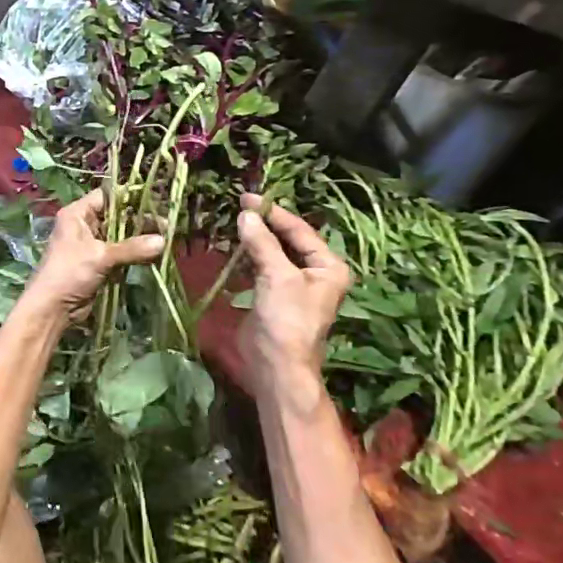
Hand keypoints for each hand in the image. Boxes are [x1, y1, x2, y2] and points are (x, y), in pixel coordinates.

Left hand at [26, 189, 165, 318]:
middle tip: (167, 225)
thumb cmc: (70, 273)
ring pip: (121, 236)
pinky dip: (135, 254)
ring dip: (140, 239)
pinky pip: (121, 254)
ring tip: (167, 239)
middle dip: (140, 221)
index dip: (130, 197)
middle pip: (117, 216)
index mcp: (78, 214)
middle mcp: (85, 225)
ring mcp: (92, 245)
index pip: (107, 196)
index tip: (156, 201)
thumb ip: (132, 248)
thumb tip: (164, 241)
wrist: (53, 308)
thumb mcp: (100, 256)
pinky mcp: (99, 263)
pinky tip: (155, 255)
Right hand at [236, 193, 350, 414]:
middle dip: (264, 224)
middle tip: (239, 206)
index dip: (273, 213)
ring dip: (254, 240)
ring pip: (273, 253)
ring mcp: (294, 285)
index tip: (248, 198)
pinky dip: (247, 257)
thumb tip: (245, 214)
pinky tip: (233, 247)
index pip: (300, 230)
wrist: (277, 365)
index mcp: (329, 266)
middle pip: (288, 240)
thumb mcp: (277, 276)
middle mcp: (316, 273)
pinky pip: (261, 268)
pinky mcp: (274, 297)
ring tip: (233, 222)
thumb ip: (262, 243)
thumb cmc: (287, 319)